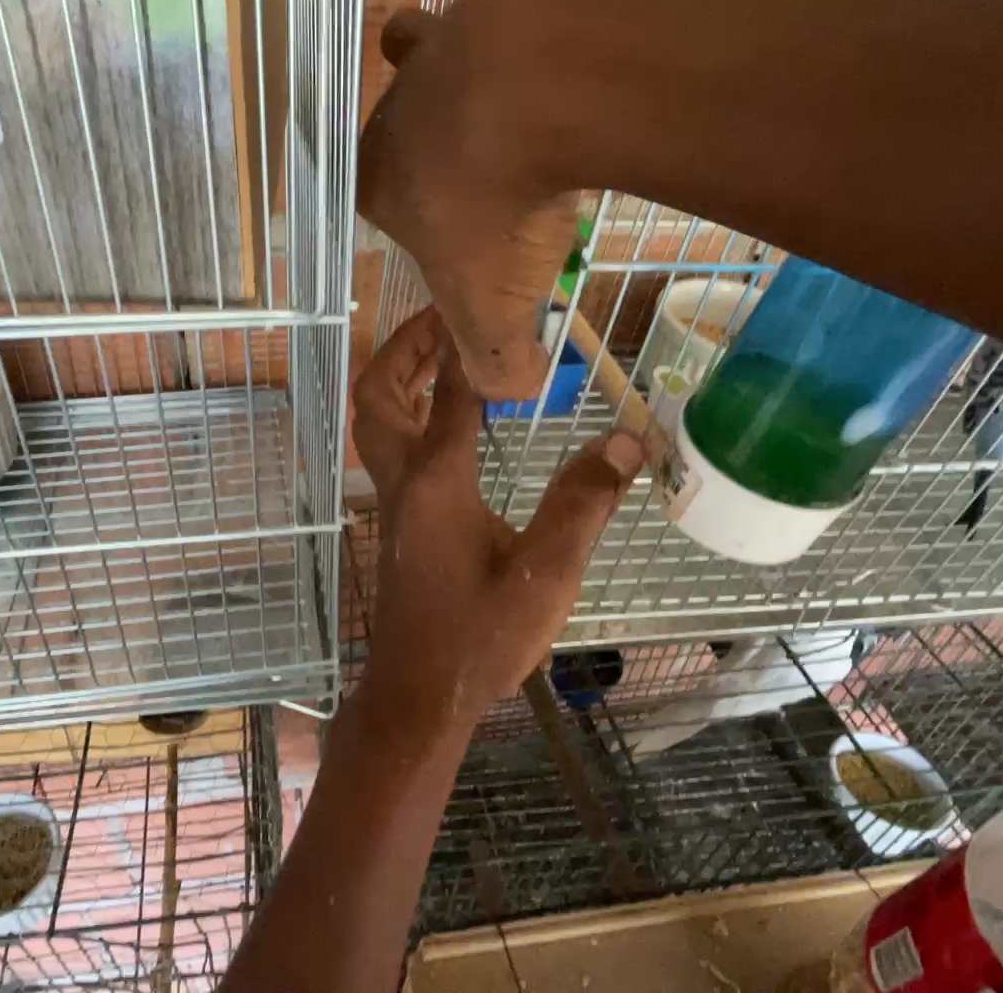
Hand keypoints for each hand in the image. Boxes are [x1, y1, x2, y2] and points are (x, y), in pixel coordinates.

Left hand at [351, 309, 643, 732]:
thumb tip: (626, 438)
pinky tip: (449, 428)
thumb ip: (583, 504)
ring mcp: (394, 505)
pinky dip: (408, 417)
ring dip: (400, 380)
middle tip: (445, 319)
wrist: (419, 695)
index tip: (495, 308)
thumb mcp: (545, 576)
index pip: (449, 391)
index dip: (469, 343)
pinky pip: (391, 450)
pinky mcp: (399, 526)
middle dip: (404, 347)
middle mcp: (404, 483)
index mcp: (437, 482)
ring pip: (376, 423)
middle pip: (378, 395)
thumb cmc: (479, 639)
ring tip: (445, 355)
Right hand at [357, 0, 579, 399]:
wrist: (540, 91)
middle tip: (457, 146)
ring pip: (419, 26)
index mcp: (385, 179)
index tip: (439, 231)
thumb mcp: (495, 313)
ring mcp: (448, 41)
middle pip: (392, 112)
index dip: (399, 214)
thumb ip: (495, 365)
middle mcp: (403, 106)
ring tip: (451, 33)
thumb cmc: (499, 210)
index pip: (376, 196)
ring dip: (428, 33)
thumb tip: (512, 395)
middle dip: (410, 127)